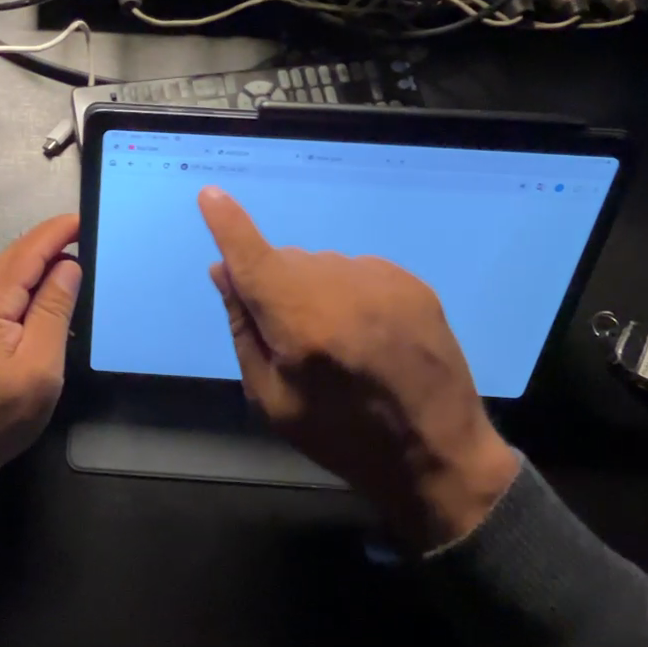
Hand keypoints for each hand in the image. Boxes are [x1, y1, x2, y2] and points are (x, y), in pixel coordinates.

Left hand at [0, 213, 83, 489]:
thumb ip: (53, 311)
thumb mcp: (39, 367)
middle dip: (46, 243)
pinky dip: (19, 285)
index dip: (56, 233)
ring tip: (66, 260)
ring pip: (0, 276)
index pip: (26, 253)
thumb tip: (67, 267)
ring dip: (33, 264)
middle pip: (10, 259)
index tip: (82, 219)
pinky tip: (36, 295)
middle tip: (82, 235)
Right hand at [198, 187, 519, 549]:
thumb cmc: (341, 435)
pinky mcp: (411, 283)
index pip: (252, 257)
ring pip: (321, 265)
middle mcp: (340, 287)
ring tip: (339, 343)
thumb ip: (244, 329)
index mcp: (299, 323)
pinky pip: (356, 271)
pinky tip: (368, 333)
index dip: (227, 224)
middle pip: (284, 263)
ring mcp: (381, 280)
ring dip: (312, 290)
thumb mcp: (271, 398)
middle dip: (273, 287)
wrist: (437, 451)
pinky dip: (347, 293)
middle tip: (291, 341)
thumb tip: (224, 271)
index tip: (210, 195)